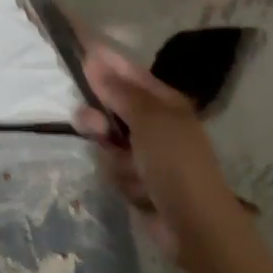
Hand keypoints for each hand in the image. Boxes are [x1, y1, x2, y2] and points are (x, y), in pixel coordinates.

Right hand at [74, 43, 226, 256]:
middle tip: (97, 129)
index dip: (103, 59)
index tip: (76, 45)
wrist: (195, 227)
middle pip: (111, 108)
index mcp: (164, 101)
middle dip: (101, 121)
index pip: (126, 70)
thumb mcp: (147, 119)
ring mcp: (147, 154)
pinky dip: (124, 181)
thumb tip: (94, 59)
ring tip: (134, 173)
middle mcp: (154, 124)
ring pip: (108, 142)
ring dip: (117, 159)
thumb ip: (118, 90)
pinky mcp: (139, 182)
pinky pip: (114, 169)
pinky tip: (140, 194)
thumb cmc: (175, 163)